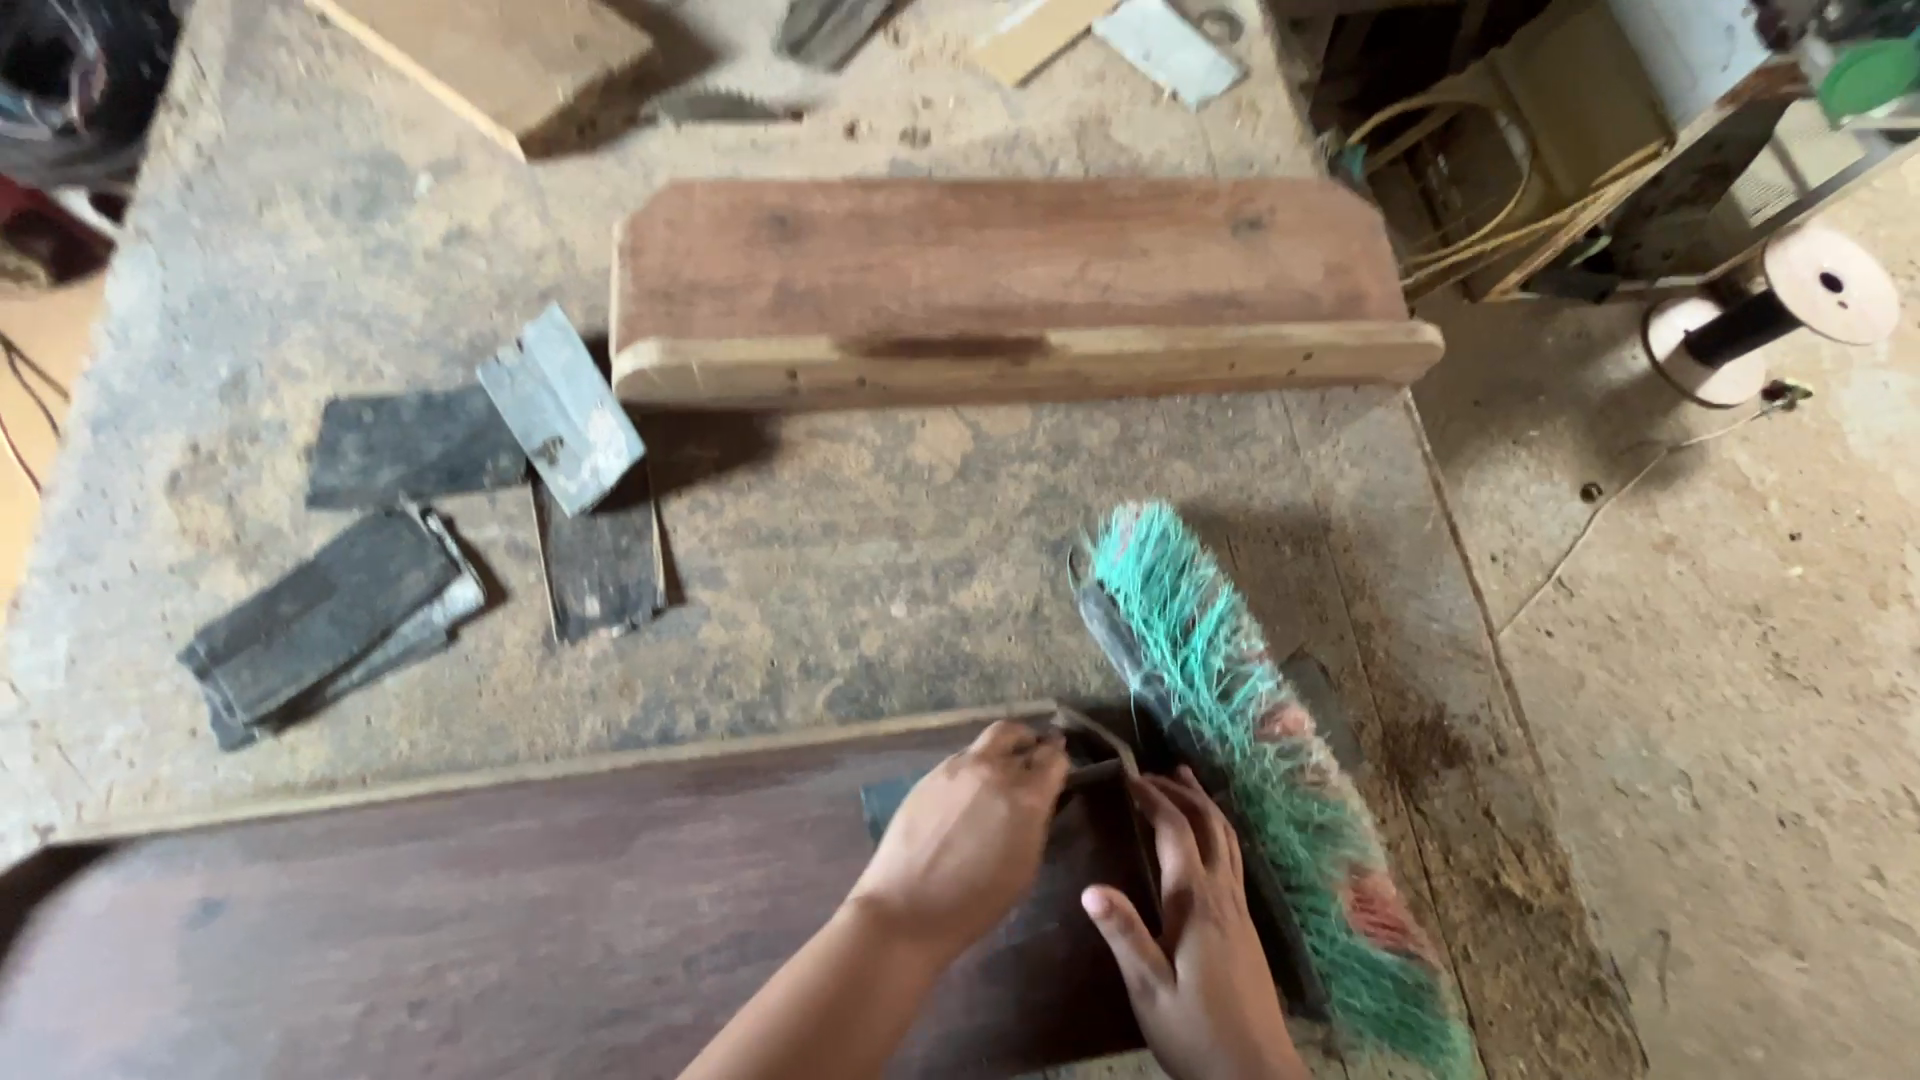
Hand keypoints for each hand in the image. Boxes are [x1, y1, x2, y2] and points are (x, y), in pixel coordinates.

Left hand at [843, 720, 1070, 961]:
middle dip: (1030, 741)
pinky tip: (970, 789)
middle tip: (1033, 753)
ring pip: (987, 740)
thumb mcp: (1025, 866)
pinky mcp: (930, 774)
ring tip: (1002, 767)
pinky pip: (961, 759)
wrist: (908, 907)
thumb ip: (1034, 821)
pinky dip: (975, 764)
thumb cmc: (977, 902)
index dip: (1059, 760)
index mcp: (1025, 796)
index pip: (1053, 758)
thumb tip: (1037, 799)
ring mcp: (957, 768)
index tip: (1059, 766)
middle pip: (1017, 735)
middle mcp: (993, 770)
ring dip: (1001, 748)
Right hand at [1082, 767, 1306, 1079]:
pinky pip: (1233, 858)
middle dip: (1181, 791)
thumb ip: (1124, 935)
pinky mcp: (1246, 926)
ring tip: (1186, 781)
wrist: (1257, 1076)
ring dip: (1204, 805)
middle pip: (1209, 824)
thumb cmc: (1195, 1032)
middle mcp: (1223, 895)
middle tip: (1153, 771)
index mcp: (1196, 903)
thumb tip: (1090, 888)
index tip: (1128, 776)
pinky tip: (1207, 839)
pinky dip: (1216, 830)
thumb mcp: (1149, 989)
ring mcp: (1240, 909)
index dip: (1153, 798)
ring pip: (1228, 838)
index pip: (1175, 831)